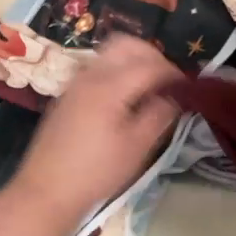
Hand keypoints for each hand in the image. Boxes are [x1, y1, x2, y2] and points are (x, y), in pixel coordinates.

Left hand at [7, 35, 183, 224]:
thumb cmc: (96, 172)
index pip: (150, 64)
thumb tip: (174, 98)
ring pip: (110, 54)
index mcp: (110, 86)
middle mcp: (91, 75)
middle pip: (127, 45)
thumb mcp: (136, 147)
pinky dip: (118, 72)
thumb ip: (159, 115)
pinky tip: (126, 99)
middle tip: (168, 80)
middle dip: (153, 56)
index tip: (188, 87)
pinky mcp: (67, 95)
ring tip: (150, 89)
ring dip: (134, 62)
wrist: (46, 189)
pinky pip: (98, 69)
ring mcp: (75, 83)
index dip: (173, 72)